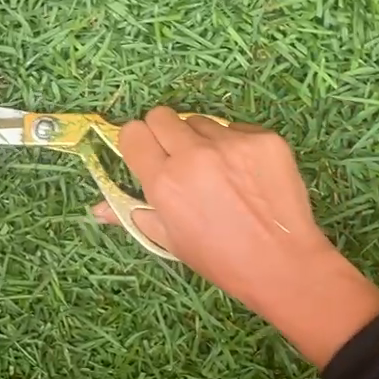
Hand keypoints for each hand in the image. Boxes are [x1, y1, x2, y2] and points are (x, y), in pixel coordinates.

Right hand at [95, 108, 378, 366]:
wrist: (282, 263)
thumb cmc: (219, 258)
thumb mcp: (168, 240)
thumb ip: (131, 214)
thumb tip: (96, 209)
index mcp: (164, 182)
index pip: (132, 133)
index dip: (137, 143)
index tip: (147, 155)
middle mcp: (193, 155)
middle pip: (161, 115)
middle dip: (164, 133)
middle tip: (178, 157)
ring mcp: (231, 143)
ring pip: (200, 121)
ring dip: (200, 139)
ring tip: (217, 171)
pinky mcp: (264, 139)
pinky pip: (236, 128)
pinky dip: (235, 145)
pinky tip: (246, 173)